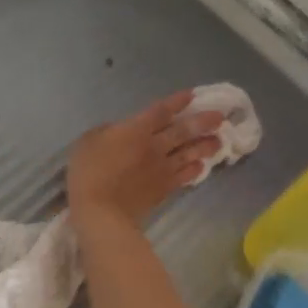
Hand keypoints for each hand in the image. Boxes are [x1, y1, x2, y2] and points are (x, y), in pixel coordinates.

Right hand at [68, 91, 224, 226]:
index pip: (161, 111)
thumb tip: (120, 130)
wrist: (101, 212)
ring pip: (189, 153)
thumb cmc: (88, 173)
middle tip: (220, 117)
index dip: (177, 102)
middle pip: (183, 131)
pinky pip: (184, 176)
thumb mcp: (88, 142)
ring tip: (218, 141)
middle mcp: (155, 146)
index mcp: (136, 130)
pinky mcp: (163, 189)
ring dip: (205, 146)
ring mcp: (162, 169)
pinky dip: (194, 170)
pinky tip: (201, 166)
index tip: (191, 96)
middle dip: (202, 122)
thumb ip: (107, 131)